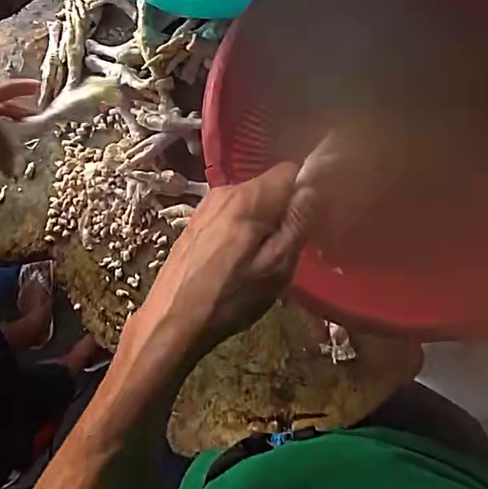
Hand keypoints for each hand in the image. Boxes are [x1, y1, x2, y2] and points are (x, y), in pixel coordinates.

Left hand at [123, 163, 316, 368]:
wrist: (171, 319)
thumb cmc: (229, 297)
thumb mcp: (276, 267)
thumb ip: (297, 223)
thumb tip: (312, 189)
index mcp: (248, 198)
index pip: (290, 170)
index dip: (308, 188)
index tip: (316, 217)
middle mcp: (225, 191)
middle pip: (269, 185)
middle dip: (286, 208)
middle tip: (293, 246)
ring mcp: (207, 205)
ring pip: (251, 200)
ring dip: (265, 221)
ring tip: (266, 258)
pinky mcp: (196, 221)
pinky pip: (232, 212)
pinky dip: (245, 228)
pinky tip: (241, 258)